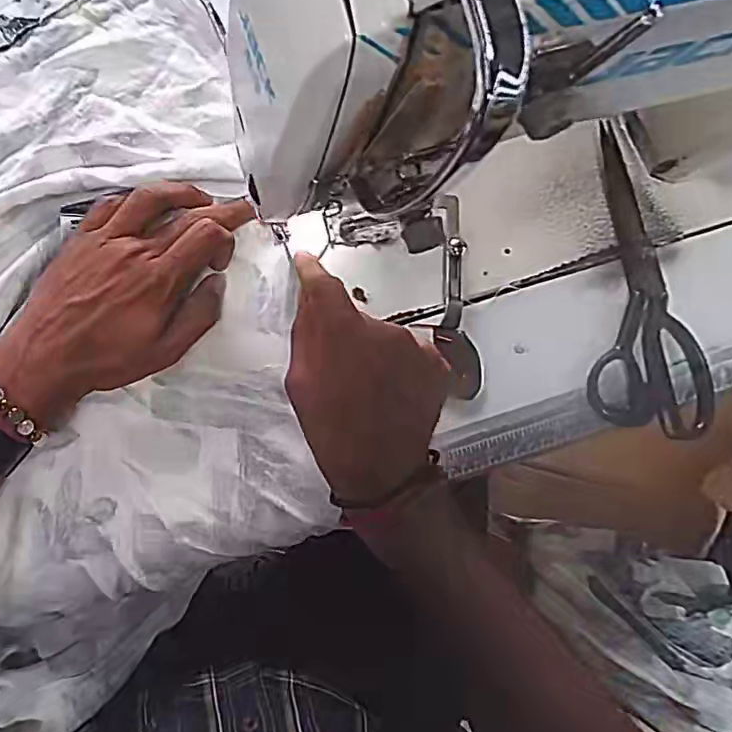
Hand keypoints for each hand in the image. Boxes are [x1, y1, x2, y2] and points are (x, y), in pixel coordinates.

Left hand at [0, 183, 254, 424]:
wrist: (45, 356)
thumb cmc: (102, 358)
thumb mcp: (163, 352)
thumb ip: (198, 316)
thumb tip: (216, 286)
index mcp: (158, 278)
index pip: (205, 233)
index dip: (227, 233)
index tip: (225, 252)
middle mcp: (133, 250)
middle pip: (186, 213)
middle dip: (220, 207)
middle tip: (238, 208)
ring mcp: (105, 240)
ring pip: (149, 197)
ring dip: (179, 192)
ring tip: (197, 198)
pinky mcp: (82, 239)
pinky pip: (110, 204)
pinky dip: (133, 199)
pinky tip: (143, 206)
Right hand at [285, 252, 448, 505]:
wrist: (378, 468)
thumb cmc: (335, 432)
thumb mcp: (300, 382)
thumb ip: (305, 336)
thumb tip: (308, 307)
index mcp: (340, 331)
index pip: (323, 284)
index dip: (312, 271)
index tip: (308, 263)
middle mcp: (381, 330)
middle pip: (356, 314)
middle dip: (345, 332)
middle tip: (339, 367)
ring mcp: (411, 346)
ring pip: (383, 333)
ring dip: (373, 350)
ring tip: (366, 387)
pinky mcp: (432, 361)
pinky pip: (407, 350)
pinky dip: (397, 364)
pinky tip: (387, 390)